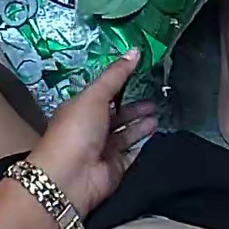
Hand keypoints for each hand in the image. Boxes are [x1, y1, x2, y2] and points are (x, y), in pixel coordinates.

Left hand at [25, 50, 157, 215]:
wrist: (69, 178)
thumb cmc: (76, 130)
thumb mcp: (95, 95)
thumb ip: (116, 75)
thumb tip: (135, 50)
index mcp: (81, 108)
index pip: (104, 93)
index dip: (121, 84)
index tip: (142, 74)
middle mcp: (92, 128)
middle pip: (118, 114)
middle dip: (136, 106)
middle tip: (157, 98)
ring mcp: (104, 149)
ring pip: (127, 133)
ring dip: (142, 124)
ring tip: (159, 113)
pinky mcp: (115, 168)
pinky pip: (133, 153)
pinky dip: (144, 144)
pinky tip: (157, 133)